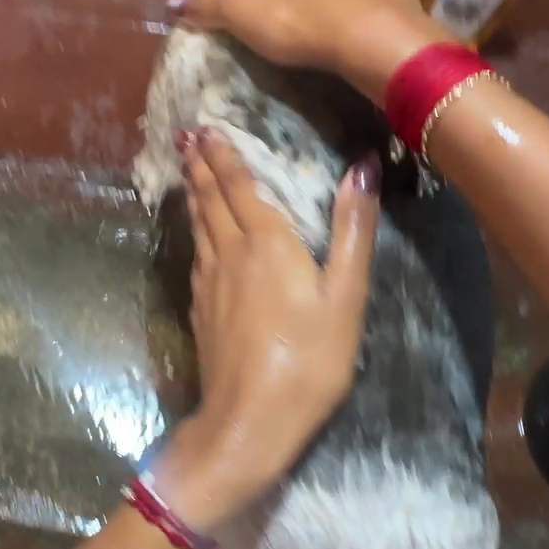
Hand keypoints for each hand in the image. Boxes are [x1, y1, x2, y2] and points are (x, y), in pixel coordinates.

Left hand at [153, 130, 379, 531]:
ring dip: (193, 194)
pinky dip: (194, 231)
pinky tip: (196, 236)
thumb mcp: (345, 298)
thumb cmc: (309, 361)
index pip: (239, 186)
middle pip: (211, 200)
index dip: (223, 156)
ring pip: (198, 227)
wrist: (249, 421)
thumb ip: (352, 232)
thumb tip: (362, 167)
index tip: (205, 127)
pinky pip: (195, 256)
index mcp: (267, 244)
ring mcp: (209, 284)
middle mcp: (230, 255)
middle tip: (186, 137)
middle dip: (201, 165)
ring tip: (187, 171)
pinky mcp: (201, 311)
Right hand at [172, 0, 451, 100]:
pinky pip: (381, 13)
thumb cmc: (302, 23)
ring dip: (346, 9)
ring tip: (333, 43)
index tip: (271, 19)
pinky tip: (362, 48)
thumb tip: (171, 4)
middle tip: (302, 33)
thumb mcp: (243, 16)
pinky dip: (371, 26)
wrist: (373, 41)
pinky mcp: (403, 2)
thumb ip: (210, 8)